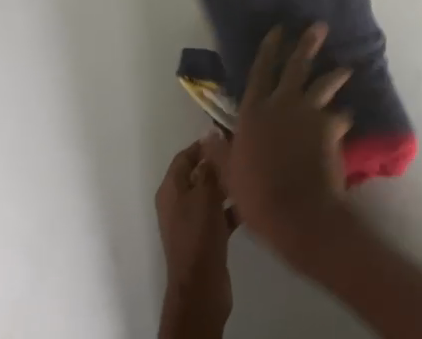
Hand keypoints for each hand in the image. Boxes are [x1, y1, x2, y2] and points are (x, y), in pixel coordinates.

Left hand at [156, 140, 232, 336]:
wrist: (200, 286)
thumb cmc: (198, 235)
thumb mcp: (204, 196)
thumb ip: (208, 167)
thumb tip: (209, 135)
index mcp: (170, 189)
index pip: (185, 157)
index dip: (203, 146)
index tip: (226, 137)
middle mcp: (177, 203)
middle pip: (197, 176)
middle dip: (217, 166)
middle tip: (242, 155)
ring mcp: (190, 222)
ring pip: (209, 196)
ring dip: (226, 188)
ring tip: (250, 177)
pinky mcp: (205, 239)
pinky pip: (218, 217)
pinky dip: (231, 210)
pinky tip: (251, 206)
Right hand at [203, 23, 352, 271]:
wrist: (297, 211)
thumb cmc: (256, 194)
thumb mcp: (228, 173)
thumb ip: (219, 152)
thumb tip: (206, 135)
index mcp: (253, 111)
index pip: (259, 71)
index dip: (269, 48)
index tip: (278, 29)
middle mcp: (280, 104)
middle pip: (295, 67)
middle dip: (307, 45)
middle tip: (319, 26)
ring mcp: (308, 114)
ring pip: (324, 85)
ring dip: (335, 74)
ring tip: (346, 67)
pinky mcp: (330, 130)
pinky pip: (341, 116)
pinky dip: (345, 115)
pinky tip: (350, 115)